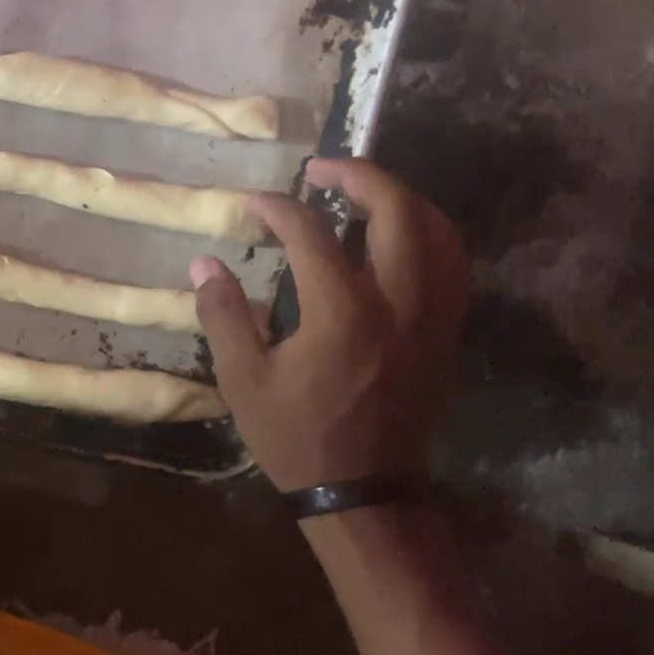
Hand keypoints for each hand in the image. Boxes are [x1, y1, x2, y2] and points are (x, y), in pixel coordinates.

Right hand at [191, 158, 469, 490]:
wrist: (363, 485)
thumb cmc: (293, 433)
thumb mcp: (242, 378)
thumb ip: (223, 315)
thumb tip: (203, 264)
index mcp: (342, 314)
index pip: (315, 237)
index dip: (280, 210)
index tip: (251, 202)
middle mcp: (400, 304)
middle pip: (399, 214)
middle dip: (360, 178)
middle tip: (319, 169)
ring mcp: (433, 316)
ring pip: (439, 232)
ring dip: (401, 199)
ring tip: (360, 190)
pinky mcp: (446, 330)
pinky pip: (451, 262)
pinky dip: (426, 232)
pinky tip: (396, 234)